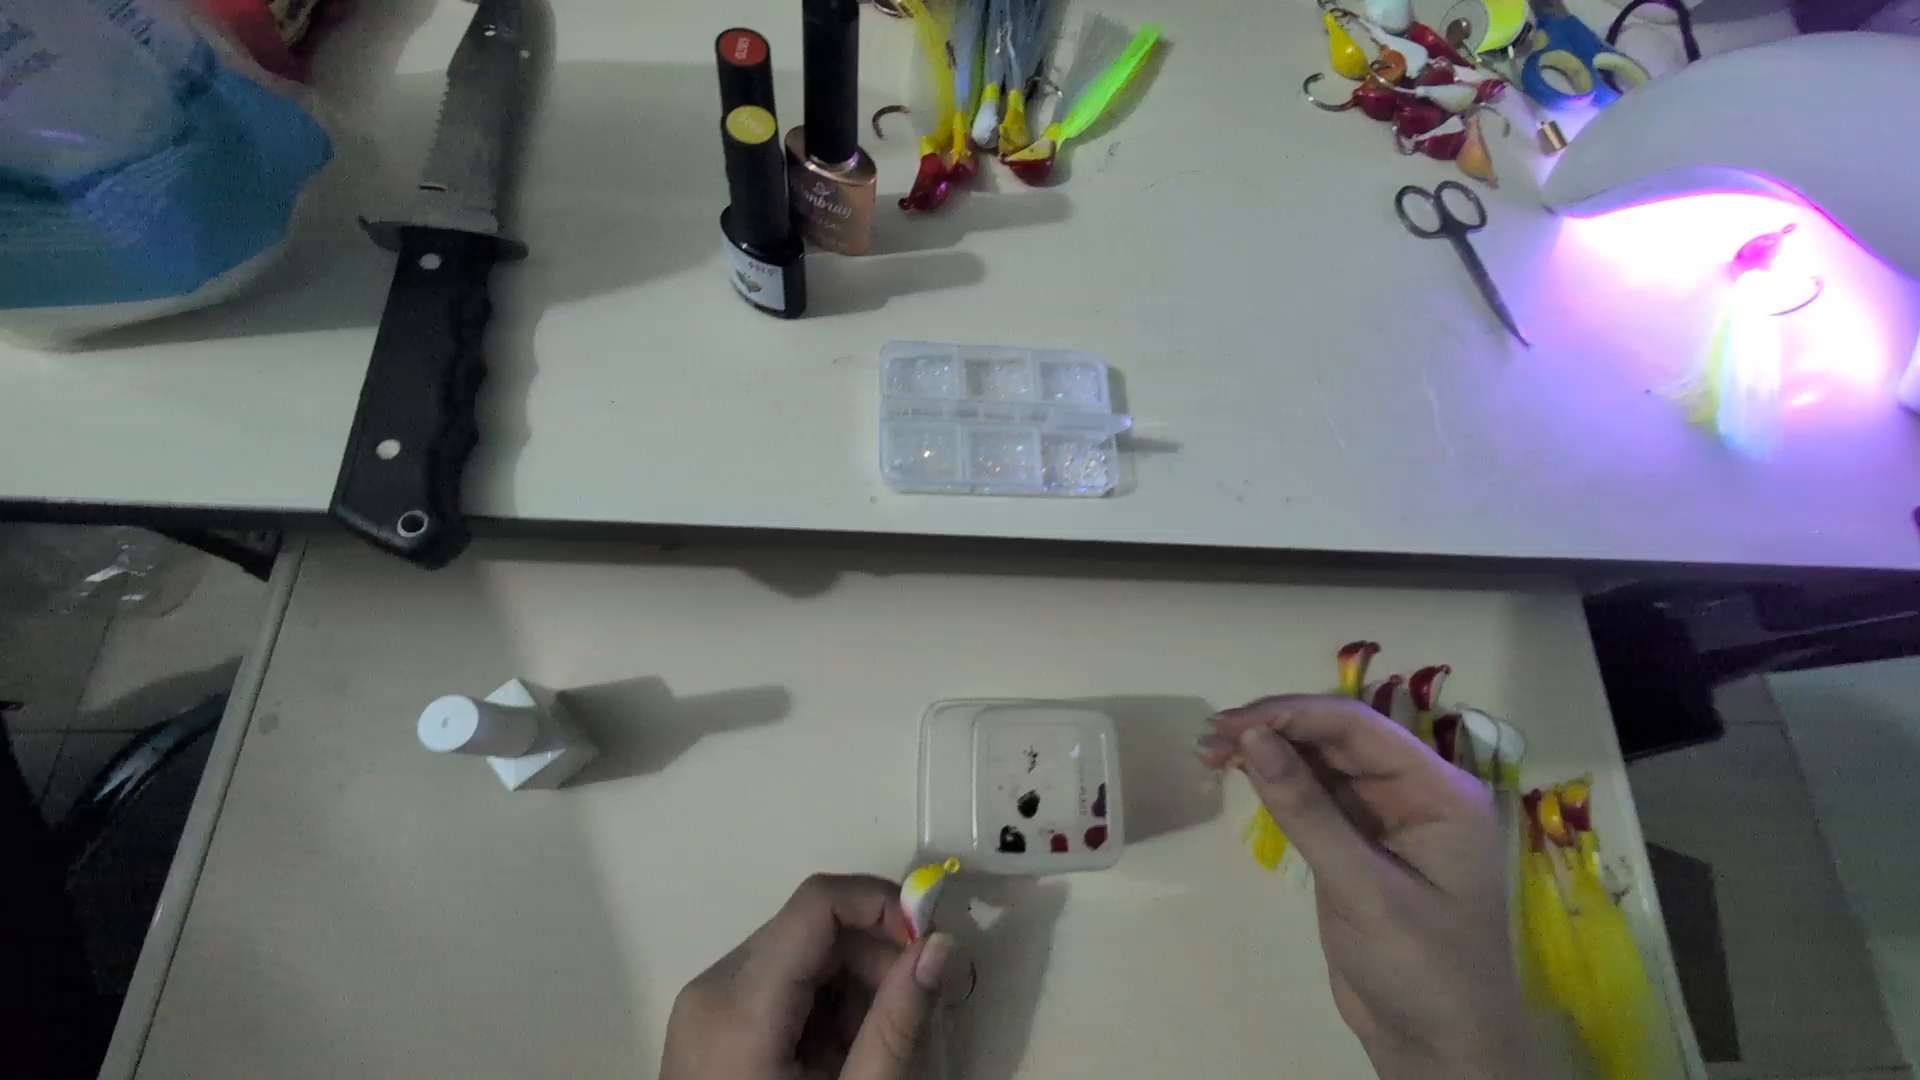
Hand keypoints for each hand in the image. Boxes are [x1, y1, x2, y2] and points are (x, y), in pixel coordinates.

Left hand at [661, 874, 953, 1079]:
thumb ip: (898, 1024)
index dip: (881, 903)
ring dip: (853, 980)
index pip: (817, 903)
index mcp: (738, 1005)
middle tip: (916, 1005)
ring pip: (801, 950)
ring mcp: (706, 1005)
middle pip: (812, 927)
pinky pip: (782, 981)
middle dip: (875, 953)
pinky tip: (841, 1054)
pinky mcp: (711, 1022)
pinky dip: (825, 1002)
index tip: (929, 942)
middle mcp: (713, 987)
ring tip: (876, 1045)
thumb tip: (941, 945)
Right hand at [1199, 696, 1551, 1079]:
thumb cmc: (1420, 969)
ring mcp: (1383, 814)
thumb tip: (1250, 736)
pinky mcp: (1355, 837)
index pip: (1358, 727)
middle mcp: (1413, 791)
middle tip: (1211, 738)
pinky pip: (1311, 789)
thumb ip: (1304, 807)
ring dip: (1267, 749)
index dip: (1292, 714)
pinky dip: (1274, 778)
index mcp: (1439, 792)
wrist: (1437, 1052)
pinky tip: (1239, 770)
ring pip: (1318, 758)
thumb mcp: (1360, 886)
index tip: (1233, 724)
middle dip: (1273, 728)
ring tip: (1211, 750)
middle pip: (1335, 736)